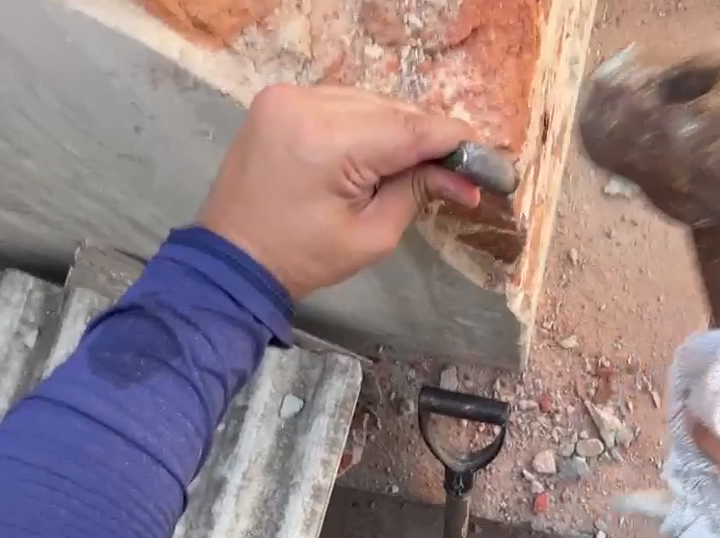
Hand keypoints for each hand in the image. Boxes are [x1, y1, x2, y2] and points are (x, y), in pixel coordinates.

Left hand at [198, 86, 483, 297]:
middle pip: (390, 109)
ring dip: (401, 129)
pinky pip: (342, 103)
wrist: (236, 258)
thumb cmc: (304, 259)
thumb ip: (414, 193)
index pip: (407, 129)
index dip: (451, 140)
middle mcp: (306, 103)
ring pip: (369, 101)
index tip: (484, 155)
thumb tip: (457, 176)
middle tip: (460, 169)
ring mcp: (289, 96)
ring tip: (426, 163)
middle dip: (429, 137)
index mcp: (327, 142)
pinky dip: (370, 123)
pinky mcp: (281, 100)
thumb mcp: (372, 237)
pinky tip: (386, 150)